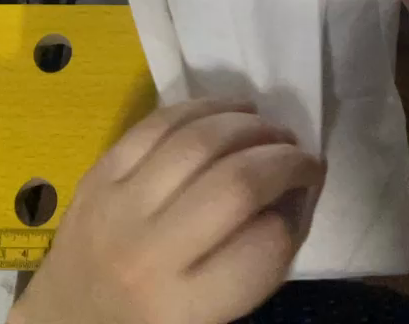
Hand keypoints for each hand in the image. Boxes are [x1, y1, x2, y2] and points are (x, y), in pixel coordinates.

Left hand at [8, 99, 324, 323]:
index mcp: (183, 310)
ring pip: (197, 142)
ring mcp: (118, 205)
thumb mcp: (208, 320)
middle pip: (235, 186)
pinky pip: (158, 123)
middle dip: (283, 159)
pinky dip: (202, 107)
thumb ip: (254, 262)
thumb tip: (297, 191)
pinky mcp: (99, 171)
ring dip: (248, 125)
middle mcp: (149, 255)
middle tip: (301, 155)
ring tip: (272, 128)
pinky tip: (231, 108)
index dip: (300, 210)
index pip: (264, 248)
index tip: (310, 192)